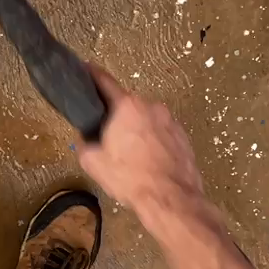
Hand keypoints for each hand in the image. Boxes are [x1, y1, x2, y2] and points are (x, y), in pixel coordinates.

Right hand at [77, 66, 216, 238]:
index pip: (105, 82)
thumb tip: (86, 139)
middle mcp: (151, 107)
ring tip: (129, 155)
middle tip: (106, 136)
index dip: (92, 75)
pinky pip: (161, 133)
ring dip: (136, 130)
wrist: (171, 200)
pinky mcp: (184, 137)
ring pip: (145, 120)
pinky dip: (153, 142)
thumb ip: (85, 144)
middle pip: (126, 104)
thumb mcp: (93, 162)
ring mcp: (171, 121)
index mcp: (126, 106)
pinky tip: (147, 161)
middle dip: (116, 116)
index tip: (85, 68)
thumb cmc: (130, 177)